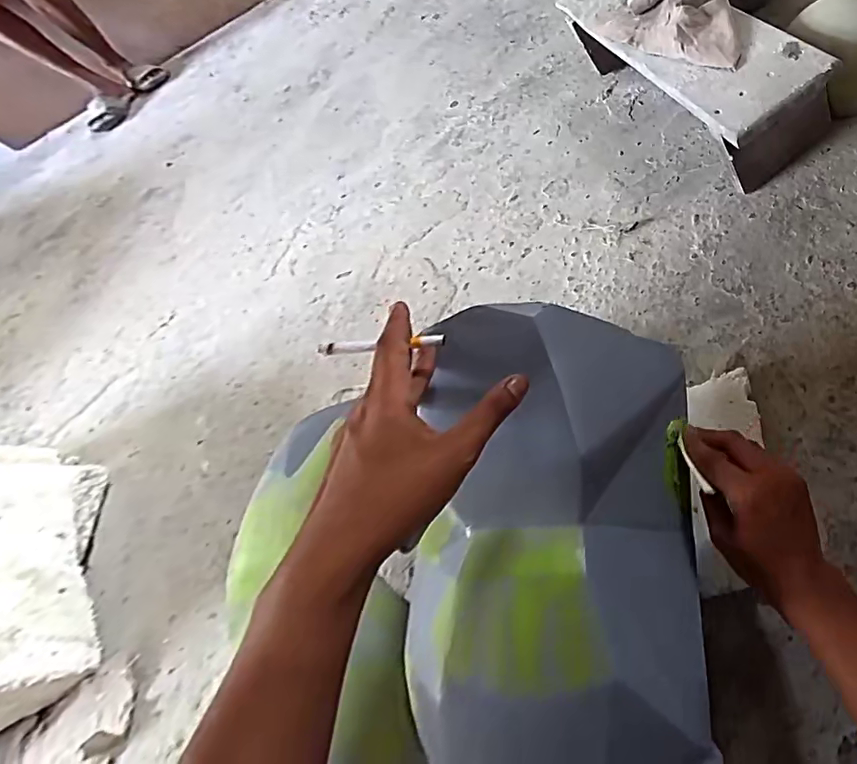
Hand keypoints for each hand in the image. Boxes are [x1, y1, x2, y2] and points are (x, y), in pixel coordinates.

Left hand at [300, 303, 526, 578]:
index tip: (399, 307)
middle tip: (424, 343)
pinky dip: (395, 411)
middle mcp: (365, 415)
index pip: (391, 352)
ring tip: (422, 378)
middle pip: (387, 375)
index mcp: (385, 404)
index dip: (398, 327)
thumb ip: (488, 416)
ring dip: (403, 384)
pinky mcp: (351, 464)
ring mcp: (354, 441)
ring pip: (382, 402)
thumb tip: (517, 381)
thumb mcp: (454, 455)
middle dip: (408, 356)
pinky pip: (377, 424)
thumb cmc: (396, 495)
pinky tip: (408, 432)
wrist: (338, 549)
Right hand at [683, 426, 832, 613]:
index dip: (696, 445)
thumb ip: (711, 503)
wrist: (804, 577)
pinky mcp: (795, 477)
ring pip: (751, 447)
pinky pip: (764, 458)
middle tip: (693, 435)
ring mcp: (786, 473)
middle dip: (712, 436)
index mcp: (748, 493)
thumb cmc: (759, 565)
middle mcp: (769, 475)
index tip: (682, 433)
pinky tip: (736, 464)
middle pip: (735, 442)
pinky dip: (746, 456)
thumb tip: (704, 479)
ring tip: (712, 447)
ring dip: (730, 445)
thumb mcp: (723, 538)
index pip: (715, 460)